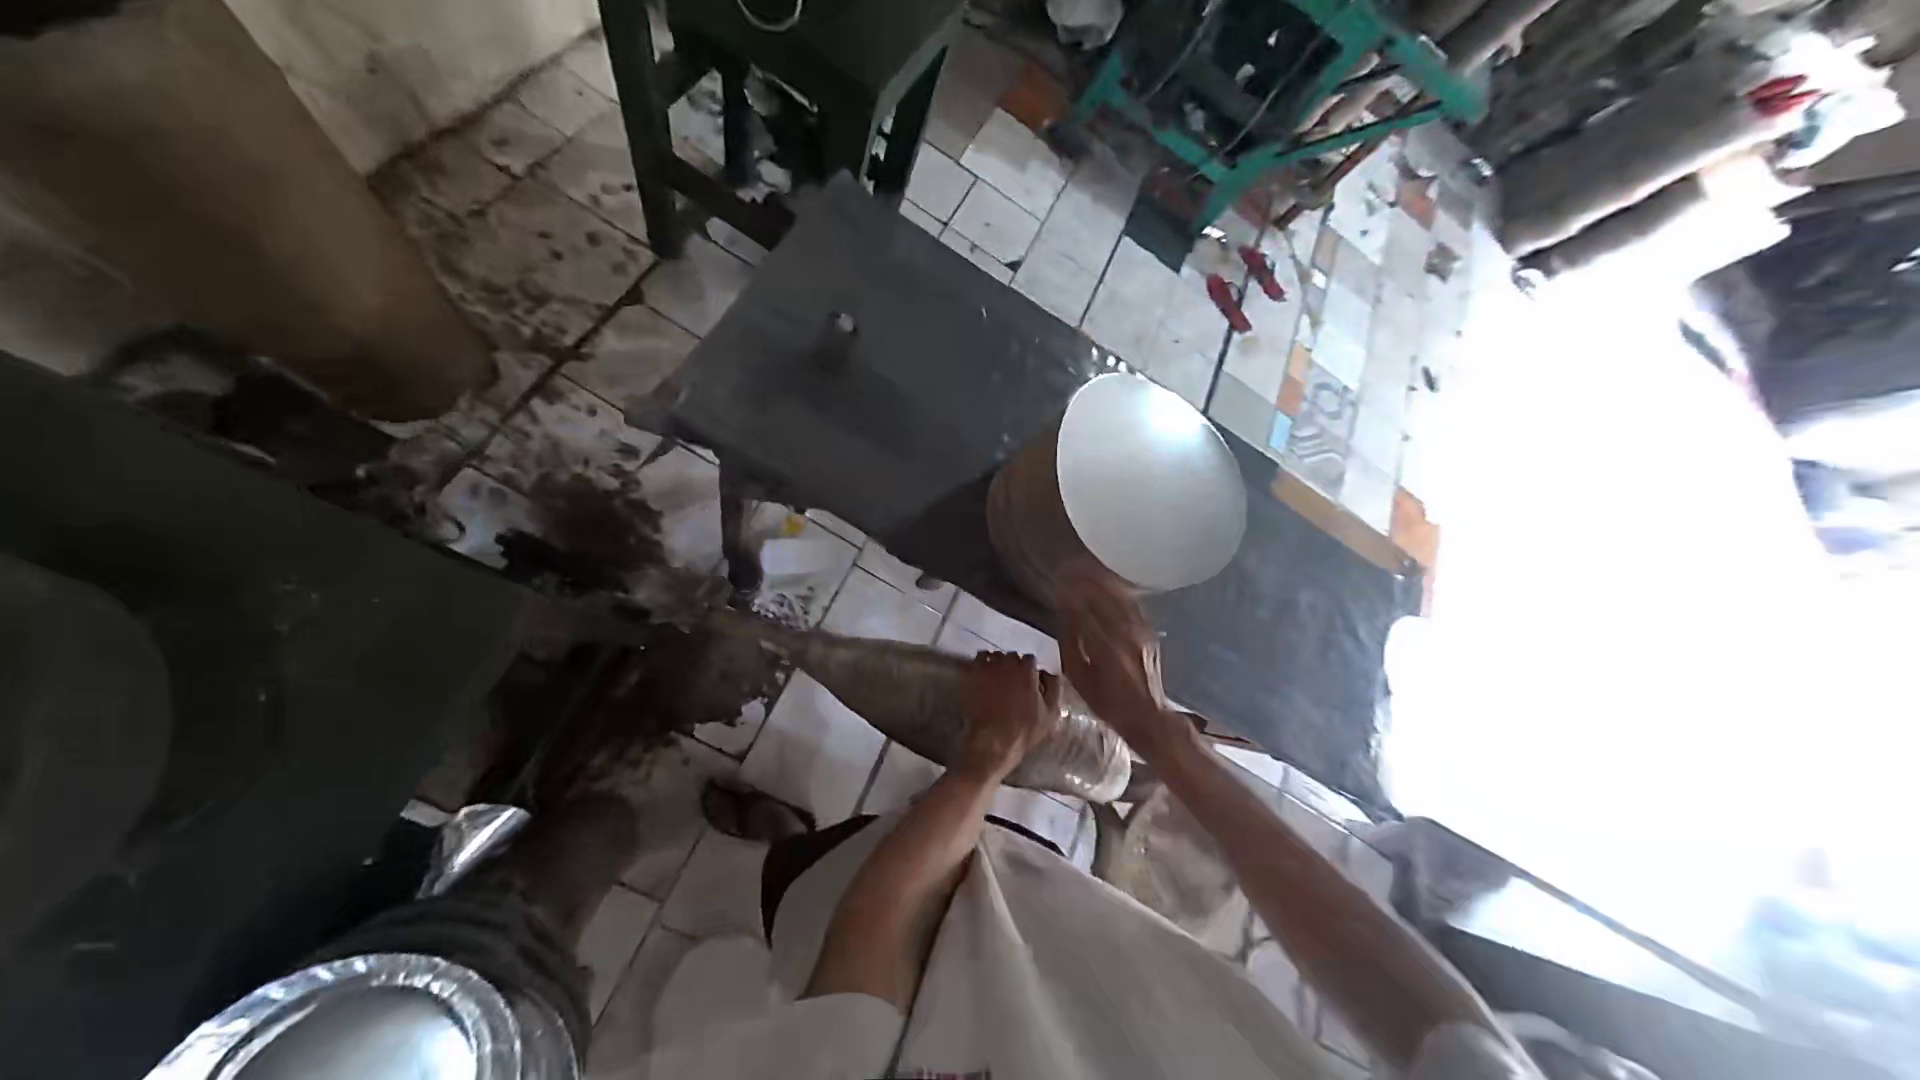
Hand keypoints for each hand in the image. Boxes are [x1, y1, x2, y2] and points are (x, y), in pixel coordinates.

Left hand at [955, 652, 1051, 782]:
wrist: (992, 740)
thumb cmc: (1024, 730)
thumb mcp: (1050, 713)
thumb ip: (1054, 688)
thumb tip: (1050, 673)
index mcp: (1027, 670)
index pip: (1030, 659)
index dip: (1029, 669)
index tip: (1028, 679)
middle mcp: (1007, 663)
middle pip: (1011, 656)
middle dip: (1013, 665)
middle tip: (1012, 680)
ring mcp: (987, 668)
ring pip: (993, 655)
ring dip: (996, 663)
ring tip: (996, 676)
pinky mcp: (971, 674)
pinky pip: (977, 659)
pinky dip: (980, 664)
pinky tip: (982, 675)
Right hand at [1055, 562, 1189, 755]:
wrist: (1147, 714)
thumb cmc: (1106, 702)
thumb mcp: (1078, 677)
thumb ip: (1069, 643)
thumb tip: (1062, 613)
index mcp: (1105, 650)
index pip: (1083, 610)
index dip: (1070, 593)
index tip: (1058, 580)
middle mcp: (1126, 637)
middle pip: (1103, 598)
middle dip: (1084, 580)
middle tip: (1068, 567)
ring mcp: (1141, 633)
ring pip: (1119, 597)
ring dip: (1101, 579)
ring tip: (1084, 566)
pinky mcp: (1149, 632)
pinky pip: (1132, 604)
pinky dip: (1118, 589)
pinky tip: (1107, 580)